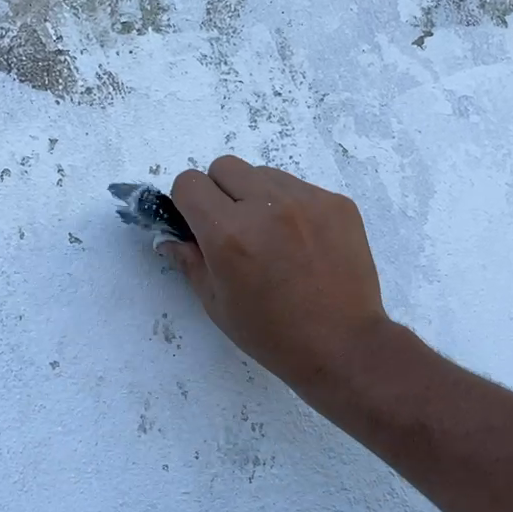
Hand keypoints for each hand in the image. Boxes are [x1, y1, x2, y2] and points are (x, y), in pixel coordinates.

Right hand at [164, 156, 392, 390]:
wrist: (341, 345)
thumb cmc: (271, 334)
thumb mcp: (217, 304)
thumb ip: (190, 261)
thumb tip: (171, 238)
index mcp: (229, 234)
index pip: (190, 183)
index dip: (188, 204)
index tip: (198, 225)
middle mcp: (266, 207)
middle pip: (224, 167)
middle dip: (220, 193)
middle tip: (233, 230)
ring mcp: (307, 200)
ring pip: (263, 174)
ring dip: (256, 197)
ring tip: (272, 238)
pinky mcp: (336, 203)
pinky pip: (299, 188)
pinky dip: (291, 207)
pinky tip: (301, 243)